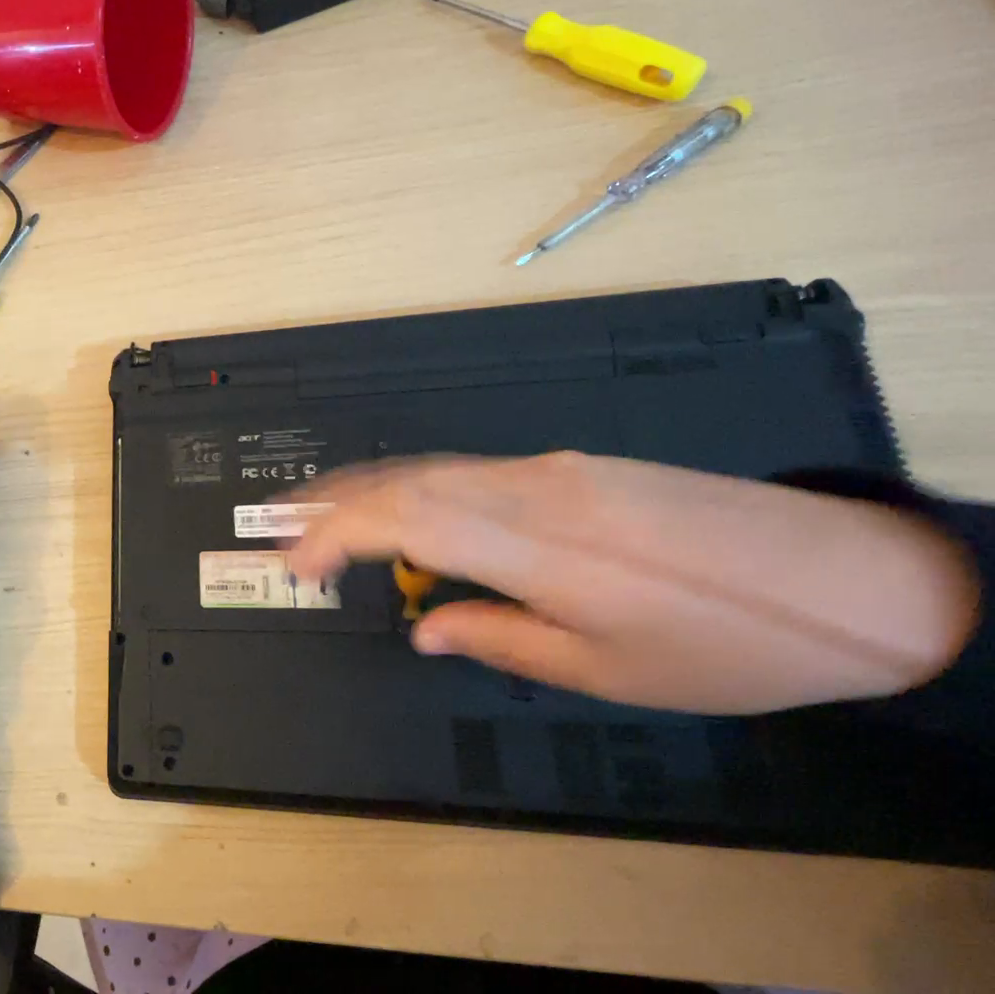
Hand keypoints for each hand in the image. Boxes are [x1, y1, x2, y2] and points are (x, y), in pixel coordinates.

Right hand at [284, 453, 979, 713]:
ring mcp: (553, 470)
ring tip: (319, 513)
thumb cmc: (731, 645)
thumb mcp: (608, 670)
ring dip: (367, 488)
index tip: (300, 566)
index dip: (337, 534)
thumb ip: (499, 639)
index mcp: (538, 544)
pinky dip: (413, 486)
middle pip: (406, 479)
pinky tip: (399, 507)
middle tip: (281, 528)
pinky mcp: (571, 468)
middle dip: (331, 501)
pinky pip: (467, 469)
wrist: (855, 579)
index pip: (406, 518)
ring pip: (433, 467)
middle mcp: (534, 489)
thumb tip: (428, 629)